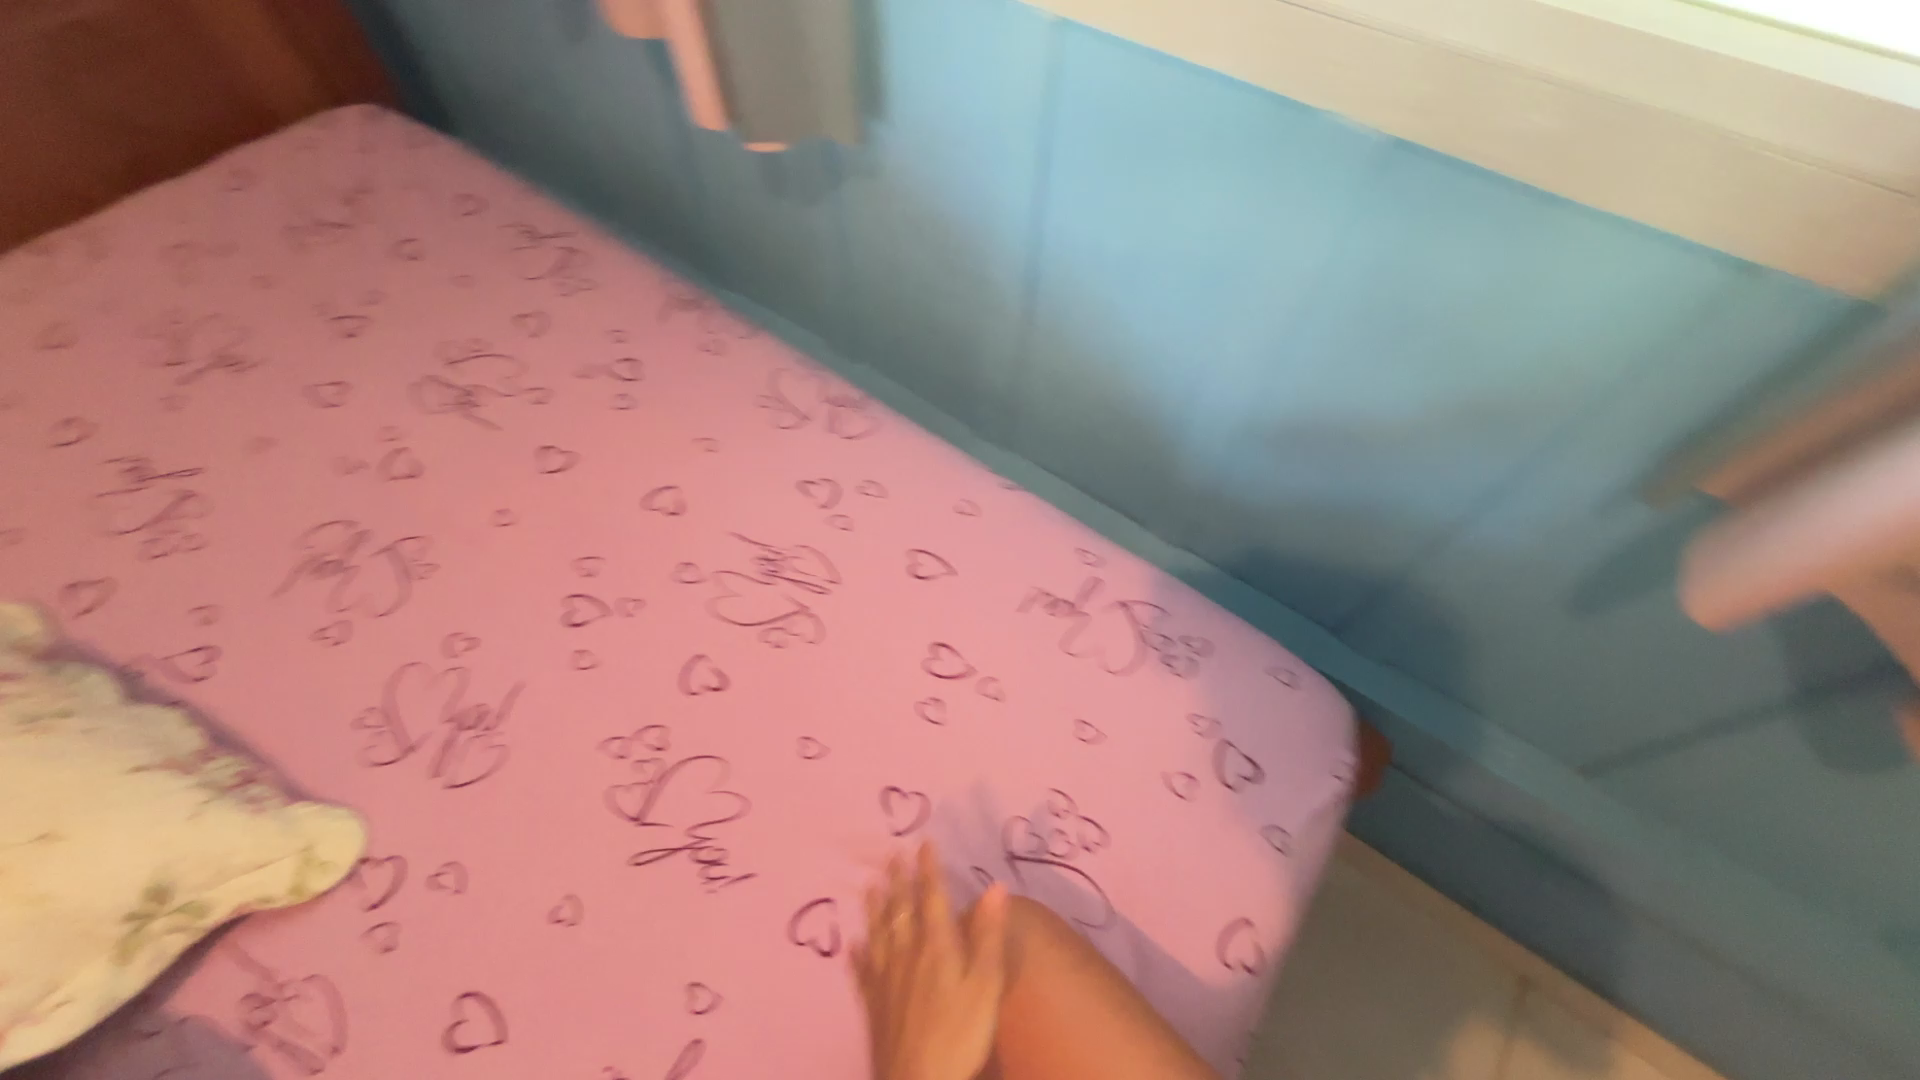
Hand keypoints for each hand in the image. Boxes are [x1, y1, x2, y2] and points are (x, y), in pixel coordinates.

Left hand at [852, 842, 1010, 1079]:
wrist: (919, 1079)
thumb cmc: (960, 1031)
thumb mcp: (986, 984)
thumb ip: (989, 934)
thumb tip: (995, 886)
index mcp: (936, 944)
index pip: (931, 896)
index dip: (928, 868)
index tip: (924, 843)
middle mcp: (906, 953)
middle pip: (900, 909)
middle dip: (898, 880)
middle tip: (892, 854)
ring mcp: (885, 978)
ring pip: (878, 932)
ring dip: (875, 907)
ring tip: (870, 886)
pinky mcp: (873, 1003)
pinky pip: (862, 971)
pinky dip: (858, 955)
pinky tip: (852, 947)